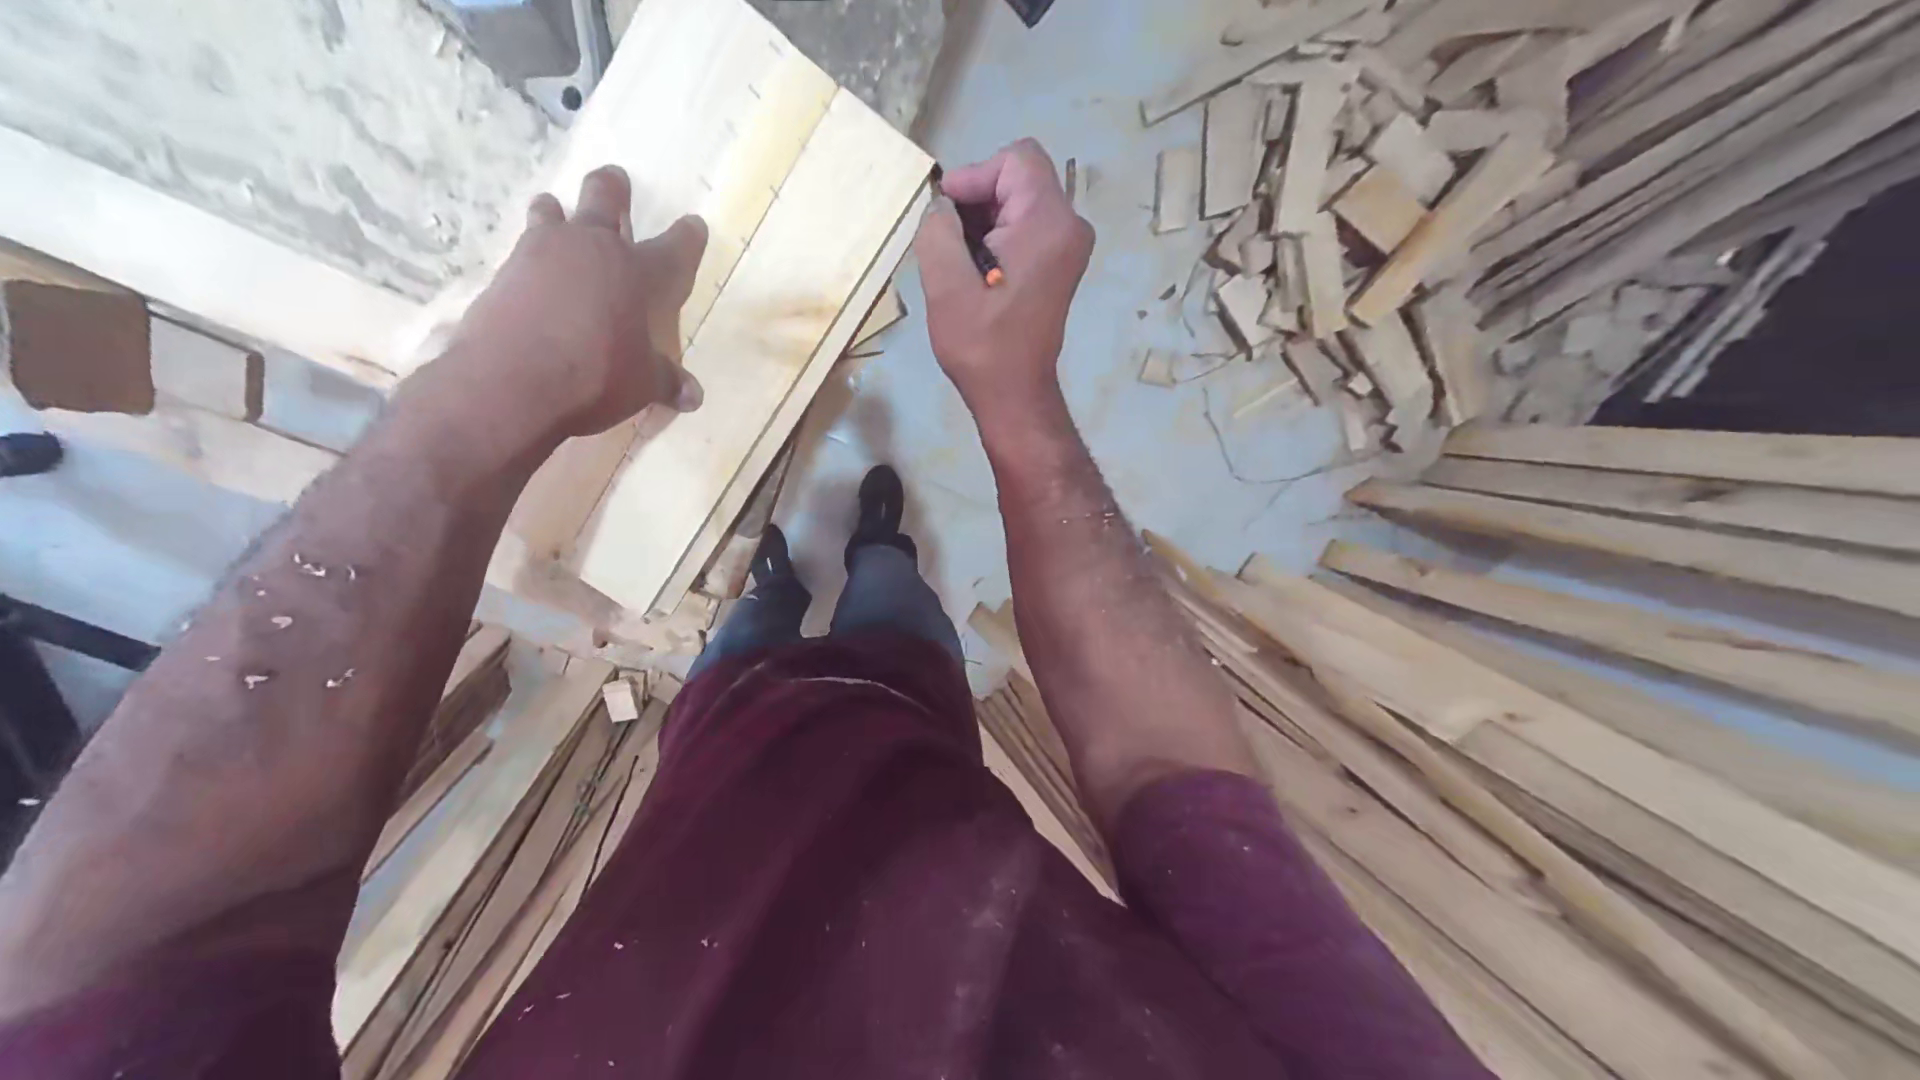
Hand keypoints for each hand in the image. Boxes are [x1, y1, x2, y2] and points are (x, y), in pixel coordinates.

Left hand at [437, 166, 708, 444]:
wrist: (511, 382)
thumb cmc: (597, 377)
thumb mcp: (643, 385)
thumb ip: (667, 381)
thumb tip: (693, 397)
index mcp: (638, 274)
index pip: (674, 249)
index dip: (688, 237)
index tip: (694, 224)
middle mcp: (593, 251)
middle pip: (604, 201)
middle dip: (613, 189)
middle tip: (615, 178)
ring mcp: (542, 254)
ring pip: (552, 214)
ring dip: (558, 210)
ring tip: (554, 206)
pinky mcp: (505, 272)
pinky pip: (523, 250)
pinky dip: (531, 254)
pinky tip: (531, 268)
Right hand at [917, 139, 1094, 421]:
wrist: (1013, 393)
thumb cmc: (981, 343)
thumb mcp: (945, 283)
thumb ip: (938, 228)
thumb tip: (944, 209)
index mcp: (1048, 223)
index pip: (1016, 160)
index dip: (974, 176)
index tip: (946, 213)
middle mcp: (1070, 227)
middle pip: (1020, 178)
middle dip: (977, 200)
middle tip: (948, 241)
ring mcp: (1069, 247)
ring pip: (1021, 203)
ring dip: (984, 222)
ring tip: (959, 261)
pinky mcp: (1060, 265)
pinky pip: (1027, 228)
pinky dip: (998, 237)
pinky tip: (976, 271)